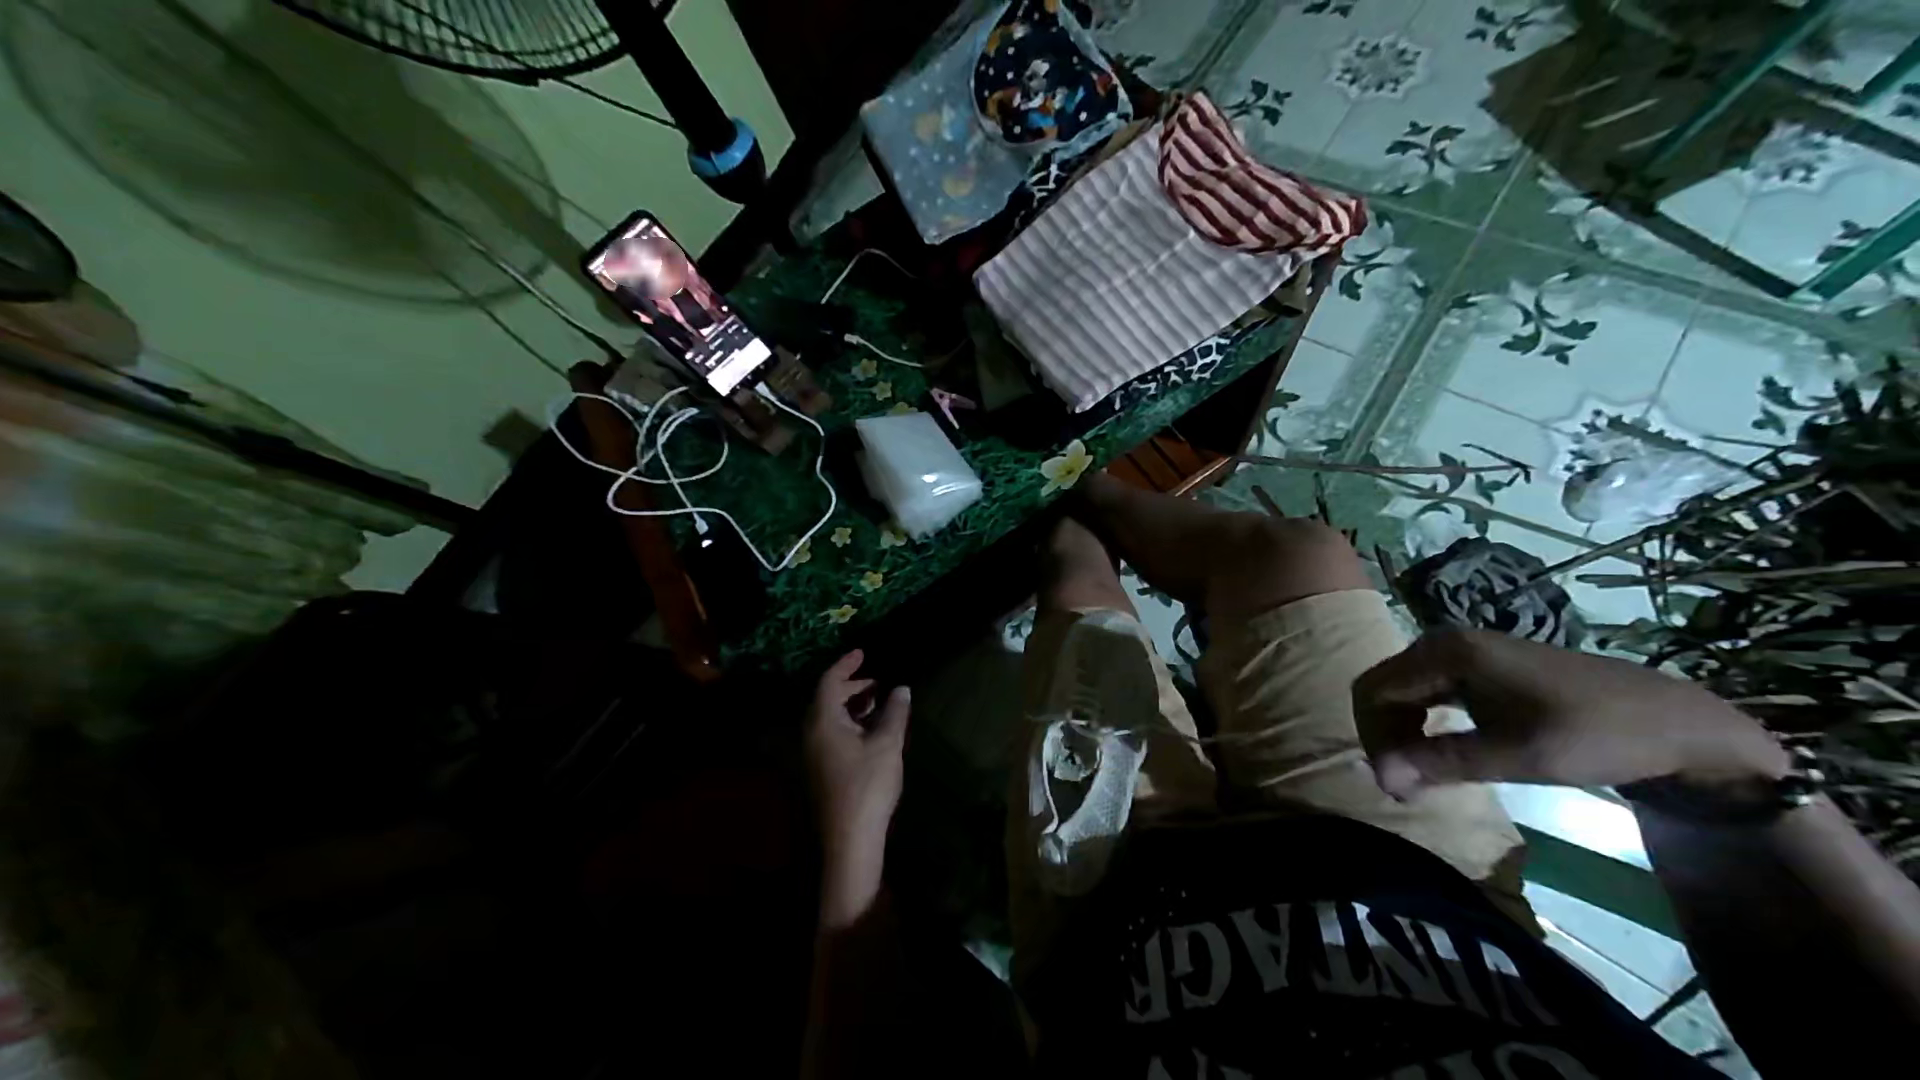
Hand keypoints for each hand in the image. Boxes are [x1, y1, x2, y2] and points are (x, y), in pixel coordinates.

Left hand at [805, 650, 909, 924]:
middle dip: (852, 686)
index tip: (863, 653)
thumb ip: (894, 712)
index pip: (829, 681)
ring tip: (879, 702)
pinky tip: (873, 732)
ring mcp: (814, 755)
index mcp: (823, 721)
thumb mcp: (887, 744)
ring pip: (830, 718)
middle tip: (877, 681)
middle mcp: (812, 734)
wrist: (850, 840)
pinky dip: (851, 723)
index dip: (846, 664)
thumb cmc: (868, 786)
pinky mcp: (822, 771)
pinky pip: (833, 734)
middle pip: (827, 699)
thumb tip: (901, 688)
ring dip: (853, 706)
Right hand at [1352, 629, 1788, 798]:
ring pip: (1402, 689)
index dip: (1373, 737)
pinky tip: (1440, 748)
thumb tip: (1381, 776)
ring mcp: (1463, 650)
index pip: (1374, 690)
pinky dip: (1422, 720)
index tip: (1394, 783)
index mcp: (1447, 653)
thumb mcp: (1519, 755)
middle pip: (1382, 686)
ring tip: (1418, 771)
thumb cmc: (1598, 736)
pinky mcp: (1480, 664)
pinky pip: (1427, 689)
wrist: (1681, 724)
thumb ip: (1443, 761)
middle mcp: (1444, 642)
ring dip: (1400, 730)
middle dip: (1383, 735)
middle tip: (1403, 782)